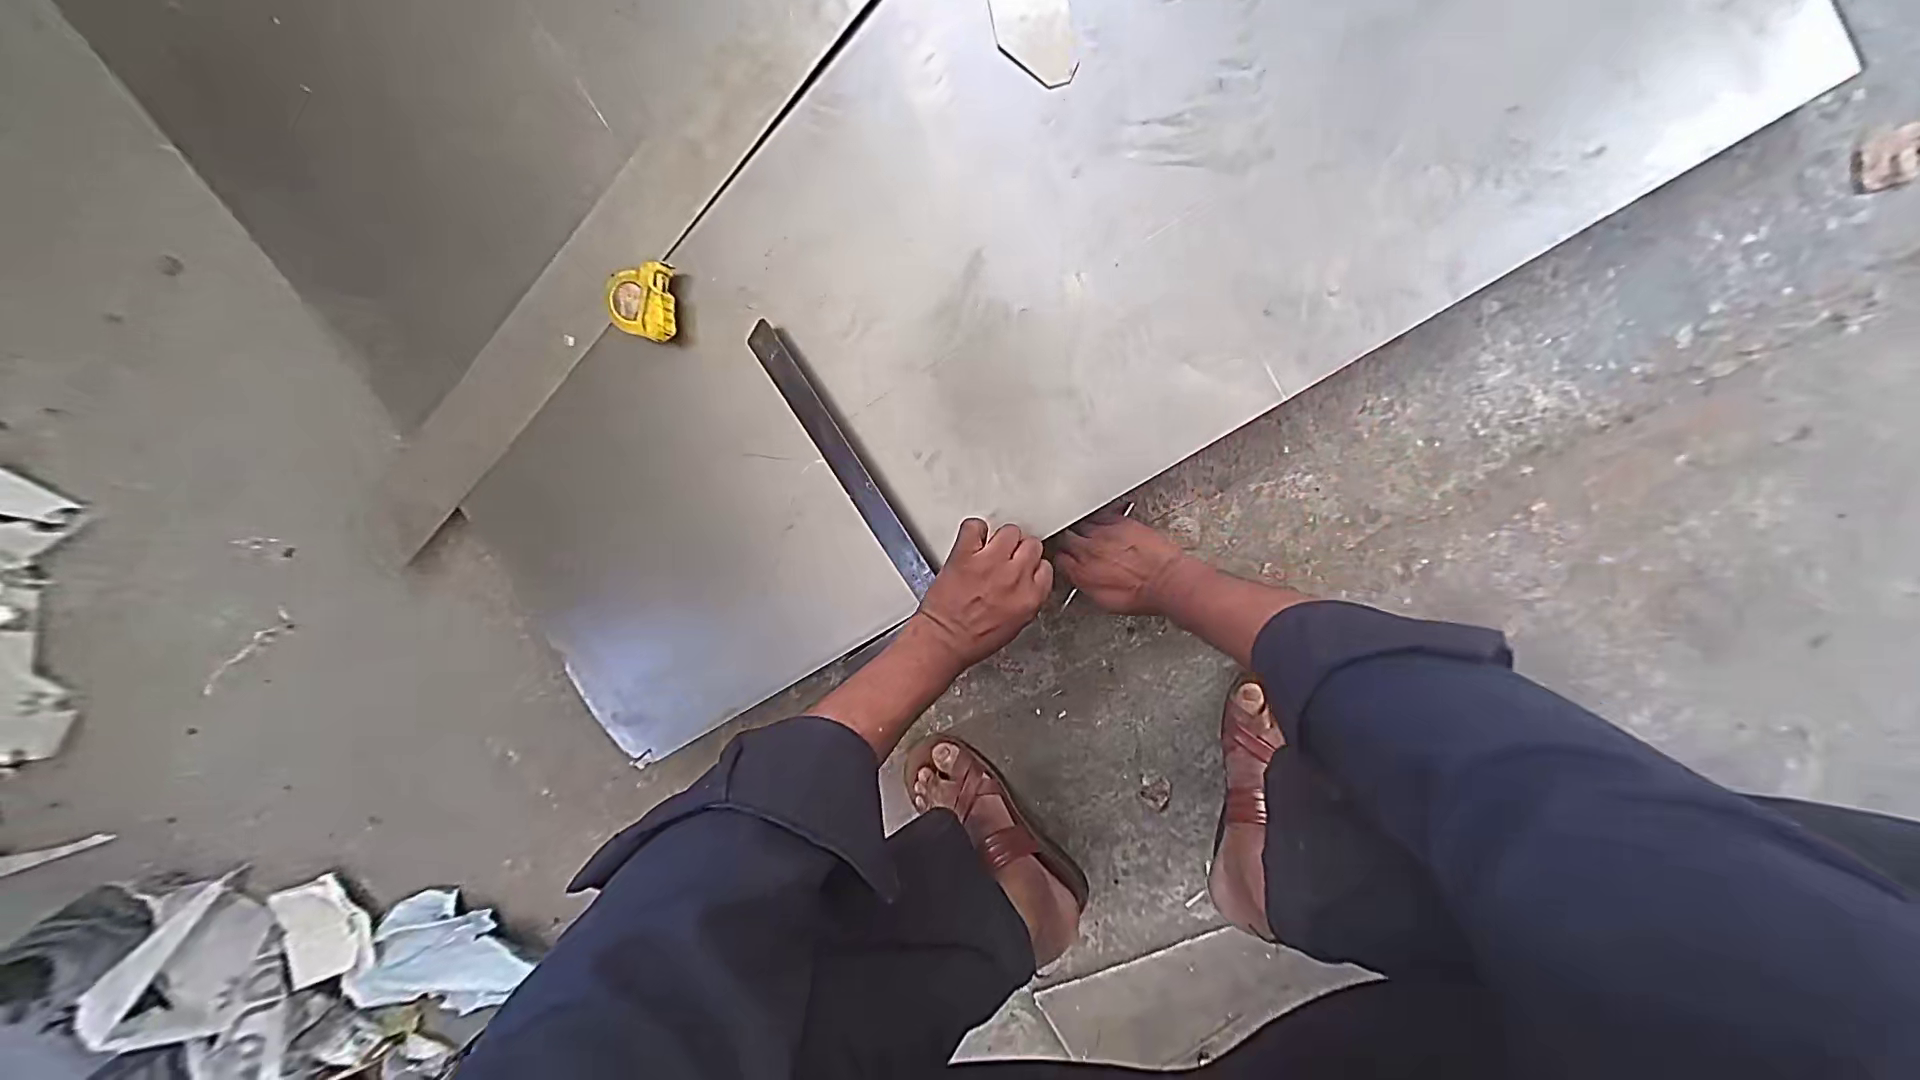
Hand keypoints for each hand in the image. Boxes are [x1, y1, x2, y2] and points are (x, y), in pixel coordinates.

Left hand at [910, 518, 1053, 671]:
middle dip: (1019, 549)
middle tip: (1006, 556)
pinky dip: (973, 530)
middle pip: (1031, 544)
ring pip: (1008, 531)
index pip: (1045, 566)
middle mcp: (1014, 577)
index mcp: (1030, 597)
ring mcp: (989, 563)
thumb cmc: (974, 640)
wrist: (944, 641)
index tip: (1023, 565)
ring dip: (999, 538)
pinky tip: (971, 542)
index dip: (1032, 564)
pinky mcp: (965, 555)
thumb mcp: (1016, 624)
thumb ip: (1026, 597)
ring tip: (988, 548)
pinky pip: (975, 526)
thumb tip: (1026, 580)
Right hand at [1052, 511, 1195, 615]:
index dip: (1063, 558)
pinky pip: (1101, 515)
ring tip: (1091, 535)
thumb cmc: (1142, 595)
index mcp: (1082, 573)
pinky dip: (1100, 519)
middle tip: (1076, 545)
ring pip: (1081, 524)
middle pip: (1066, 538)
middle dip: (1069, 541)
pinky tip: (1104, 525)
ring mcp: (1104, 534)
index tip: (1067, 558)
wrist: (1167, 581)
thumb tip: (1079, 580)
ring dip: (1083, 529)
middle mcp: (1088, 550)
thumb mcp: (1105, 602)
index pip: (1060, 558)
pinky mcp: (1120, 522)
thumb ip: (1085, 586)